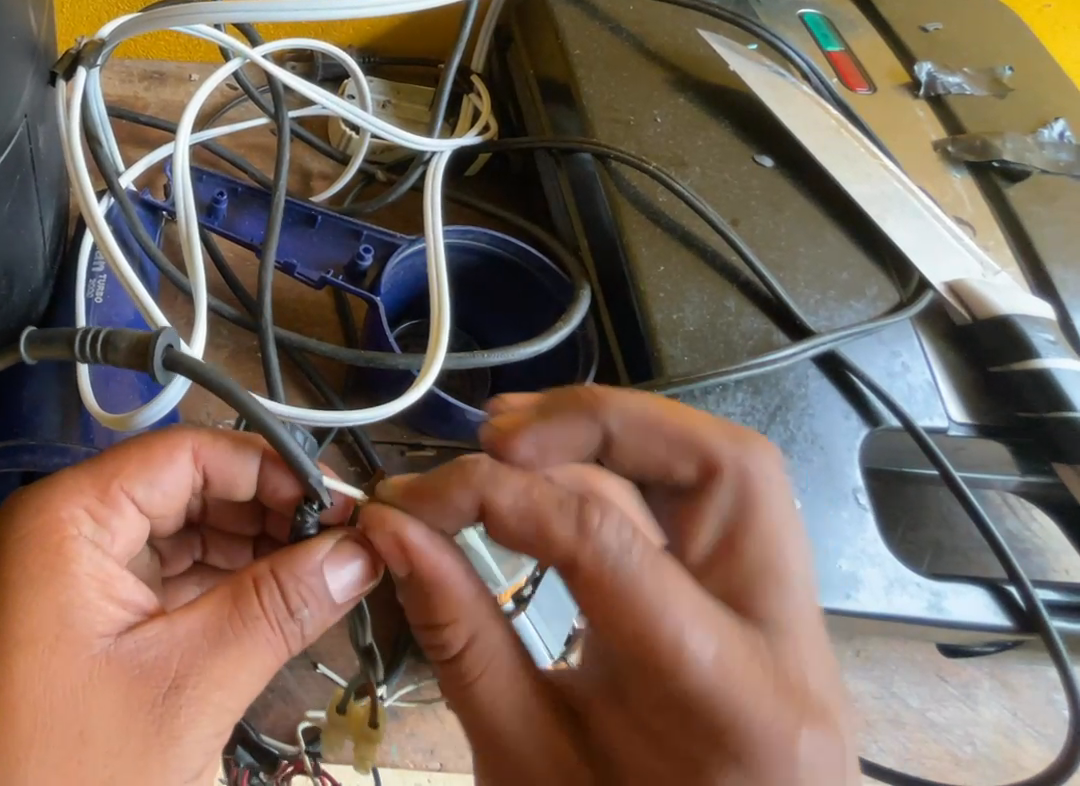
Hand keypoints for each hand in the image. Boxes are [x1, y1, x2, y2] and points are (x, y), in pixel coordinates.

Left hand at [0, 426, 382, 785]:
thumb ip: (275, 608)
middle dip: (259, 514)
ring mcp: (57, 571)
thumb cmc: (65, 774)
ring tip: (316, 575)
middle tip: (339, 545)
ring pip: (165, 534)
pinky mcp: (65, 615)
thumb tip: (357, 555)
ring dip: (240, 552)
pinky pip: (147, 578)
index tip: (337, 503)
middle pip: (175, 489)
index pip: (182, 454)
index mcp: (66, 515)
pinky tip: (265, 602)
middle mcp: (55, 525)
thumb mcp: (184, 687)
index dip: (265, 469)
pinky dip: (205, 588)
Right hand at [357, 385, 855, 783]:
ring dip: (609, 432)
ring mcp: (787, 619)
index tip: (406, 501)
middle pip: (722, 465)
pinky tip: (549, 473)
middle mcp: (785, 642)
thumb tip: (389, 528)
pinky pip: (701, 501)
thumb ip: (454, 631)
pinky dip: (620, 465)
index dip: (486, 493)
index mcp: (724, 697)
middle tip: (492, 437)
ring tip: (507, 440)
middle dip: (593, 424)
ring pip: (723, 466)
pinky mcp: (759, 607)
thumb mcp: (519, 757)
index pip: (599, 536)